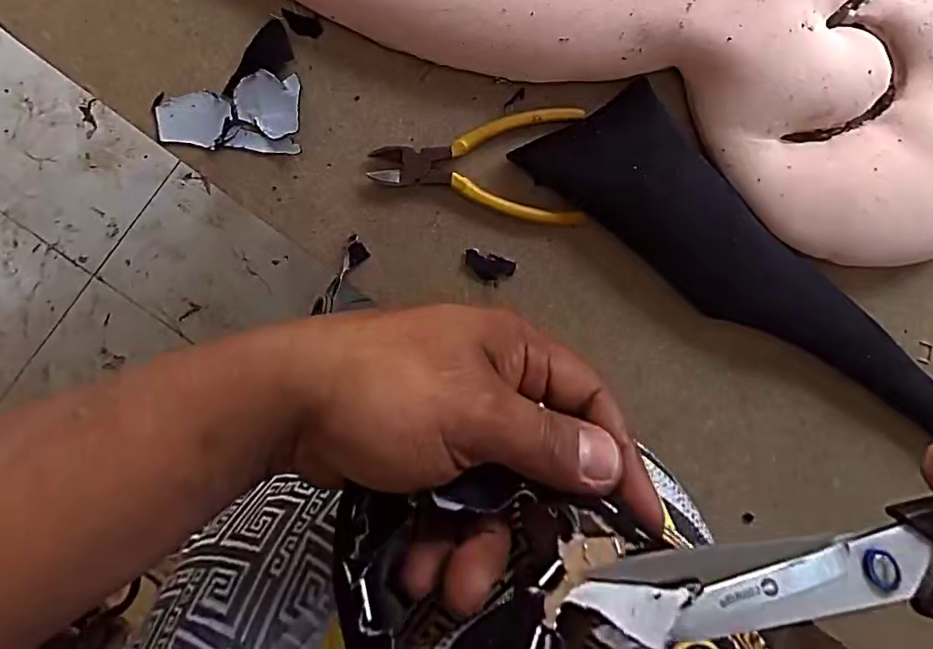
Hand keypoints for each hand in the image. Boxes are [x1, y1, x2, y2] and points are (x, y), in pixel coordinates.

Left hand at [258, 304, 661, 614]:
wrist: (292, 401)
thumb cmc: (387, 387)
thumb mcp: (472, 413)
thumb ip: (543, 440)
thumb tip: (608, 460)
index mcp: (513, 352)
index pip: (587, 399)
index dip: (616, 453)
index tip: (641, 516)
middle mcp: (491, 384)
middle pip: (538, 465)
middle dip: (523, 525)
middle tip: (507, 568)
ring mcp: (456, 423)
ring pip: (495, 498)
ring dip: (475, 547)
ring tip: (446, 580)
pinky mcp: (424, 457)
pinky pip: (454, 507)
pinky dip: (441, 540)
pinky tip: (416, 563)